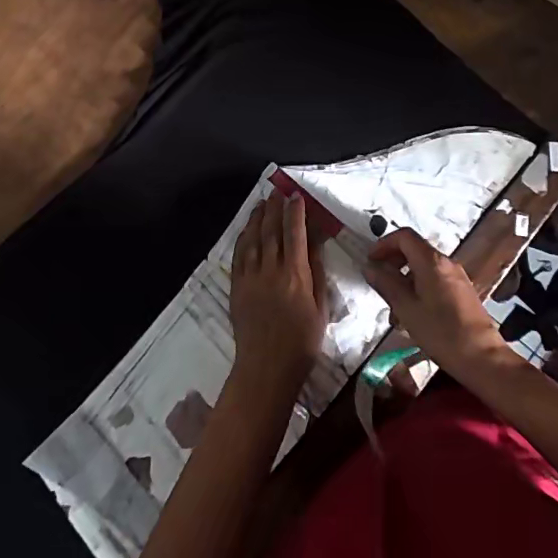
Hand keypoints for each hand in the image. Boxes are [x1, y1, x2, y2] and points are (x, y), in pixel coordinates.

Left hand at [229, 192, 326, 399]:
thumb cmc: (302, 342)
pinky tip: (247, 229)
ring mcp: (251, 276)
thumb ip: (317, 273)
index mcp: (296, 275)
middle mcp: (271, 270)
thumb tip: (315, 244)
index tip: (296, 196)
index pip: (295, 234)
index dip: (295, 212)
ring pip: (253, 238)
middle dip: (275, 208)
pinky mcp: (236, 285)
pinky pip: (239, 254)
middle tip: (277, 192)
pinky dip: (243, 238)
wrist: (267, 366)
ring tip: (262, 203)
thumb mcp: (321, 308)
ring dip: (257, 218)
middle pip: (271, 231)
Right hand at [364, 229, 508, 378]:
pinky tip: (413, 311)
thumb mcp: (406, 308)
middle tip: (379, 280)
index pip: (404, 236)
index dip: (383, 244)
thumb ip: (386, 283)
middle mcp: (446, 262)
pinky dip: (418, 285)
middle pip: (414, 249)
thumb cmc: (441, 332)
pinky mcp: (462, 290)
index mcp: (431, 262)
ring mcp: (457, 276)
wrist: (483, 358)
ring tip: (394, 303)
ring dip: (404, 276)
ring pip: (423, 265)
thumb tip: (370, 267)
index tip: (371, 261)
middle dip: (393, 260)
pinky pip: (435, 278)